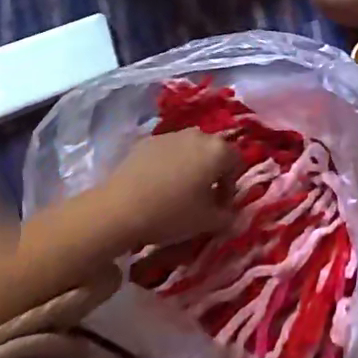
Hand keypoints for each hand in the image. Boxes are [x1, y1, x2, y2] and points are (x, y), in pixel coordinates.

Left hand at [97, 129, 242, 248]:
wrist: (120, 208)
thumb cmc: (171, 213)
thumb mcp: (206, 222)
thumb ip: (226, 216)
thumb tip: (230, 213)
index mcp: (218, 150)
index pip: (237, 162)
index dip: (231, 186)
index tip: (219, 207)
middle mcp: (198, 134)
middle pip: (213, 152)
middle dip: (212, 173)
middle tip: (202, 198)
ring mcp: (171, 134)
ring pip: (190, 149)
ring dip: (190, 166)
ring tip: (177, 191)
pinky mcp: (148, 140)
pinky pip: (167, 151)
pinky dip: (168, 164)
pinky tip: (156, 185)